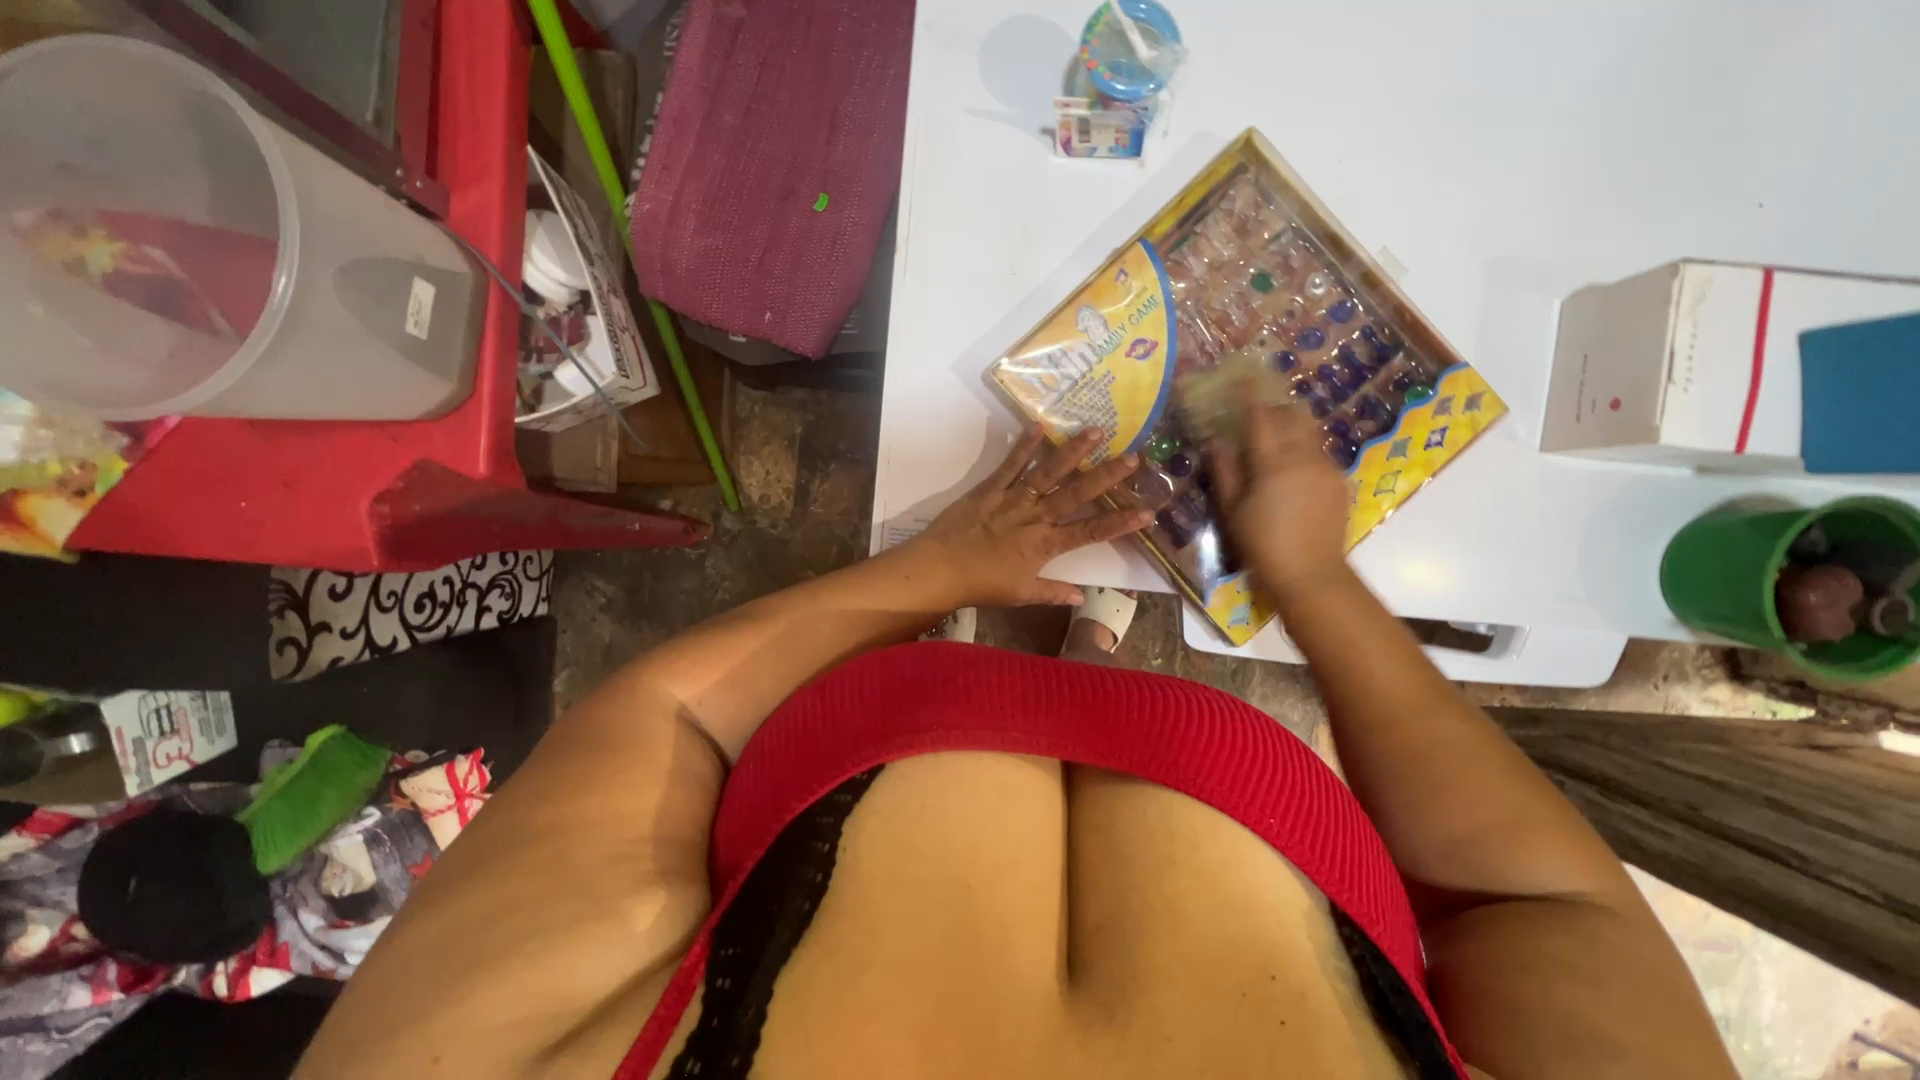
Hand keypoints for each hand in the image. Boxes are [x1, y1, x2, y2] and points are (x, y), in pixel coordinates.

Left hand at [900, 427, 1151, 607]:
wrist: (940, 570)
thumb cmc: (981, 585)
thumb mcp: (1021, 594)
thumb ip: (1053, 592)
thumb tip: (1083, 596)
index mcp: (1045, 545)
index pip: (1090, 531)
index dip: (1120, 522)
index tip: (1147, 512)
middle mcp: (1035, 517)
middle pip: (1076, 494)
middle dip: (1106, 476)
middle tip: (1132, 457)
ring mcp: (1013, 499)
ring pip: (1047, 473)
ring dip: (1072, 451)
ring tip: (1095, 430)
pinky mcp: (990, 489)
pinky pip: (1010, 465)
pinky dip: (1024, 446)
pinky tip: (1040, 426)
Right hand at [1208, 399, 1351, 603]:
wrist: (1311, 575)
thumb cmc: (1262, 545)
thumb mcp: (1232, 510)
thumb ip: (1224, 471)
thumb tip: (1215, 442)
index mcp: (1273, 462)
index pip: (1260, 416)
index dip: (1249, 395)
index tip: (1241, 378)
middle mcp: (1304, 456)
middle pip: (1293, 414)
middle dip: (1275, 406)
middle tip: (1256, 411)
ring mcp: (1326, 467)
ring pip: (1310, 431)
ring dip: (1291, 426)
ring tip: (1273, 437)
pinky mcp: (1338, 481)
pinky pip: (1319, 452)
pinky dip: (1302, 448)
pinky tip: (1290, 468)